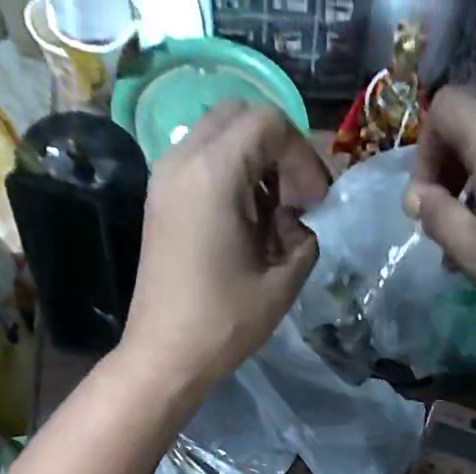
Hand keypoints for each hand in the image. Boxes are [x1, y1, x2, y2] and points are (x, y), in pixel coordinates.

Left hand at [122, 103, 330, 377]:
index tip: (316, 201)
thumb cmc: (224, 323)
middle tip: (297, 197)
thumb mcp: (282, 282)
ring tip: (273, 213)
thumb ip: (304, 236)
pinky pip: (200, 160)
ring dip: (254, 160)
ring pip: (218, 135)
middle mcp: (182, 160)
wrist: (164, 355)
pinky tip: (246, 221)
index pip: (269, 123)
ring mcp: (164, 178)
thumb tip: (298, 219)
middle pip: (240, 116)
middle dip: (278, 148)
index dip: (303, 156)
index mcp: (213, 174)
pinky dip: (230, 174)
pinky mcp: (159, 199)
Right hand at [405, 88, 475, 347]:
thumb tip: (418, 197)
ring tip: (471, 237)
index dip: (424, 149)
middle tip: (442, 222)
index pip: (445, 106)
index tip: (425, 199)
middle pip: (474, 125)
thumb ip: (435, 214)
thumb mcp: (467, 247)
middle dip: (448, 170)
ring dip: (475, 184)